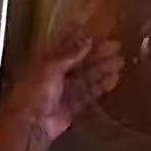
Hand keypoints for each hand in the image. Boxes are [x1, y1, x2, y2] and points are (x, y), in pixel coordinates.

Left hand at [0, 34, 123, 145]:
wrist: (31, 123)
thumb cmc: (35, 90)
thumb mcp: (51, 66)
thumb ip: (70, 52)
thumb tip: (87, 37)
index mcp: (48, 60)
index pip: (67, 43)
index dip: (83, 34)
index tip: (99, 27)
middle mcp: (58, 73)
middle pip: (82, 60)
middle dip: (98, 52)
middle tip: (116, 45)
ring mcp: (66, 90)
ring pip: (88, 76)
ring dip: (103, 68)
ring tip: (120, 61)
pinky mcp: (73, 105)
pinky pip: (90, 93)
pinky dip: (102, 86)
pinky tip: (114, 79)